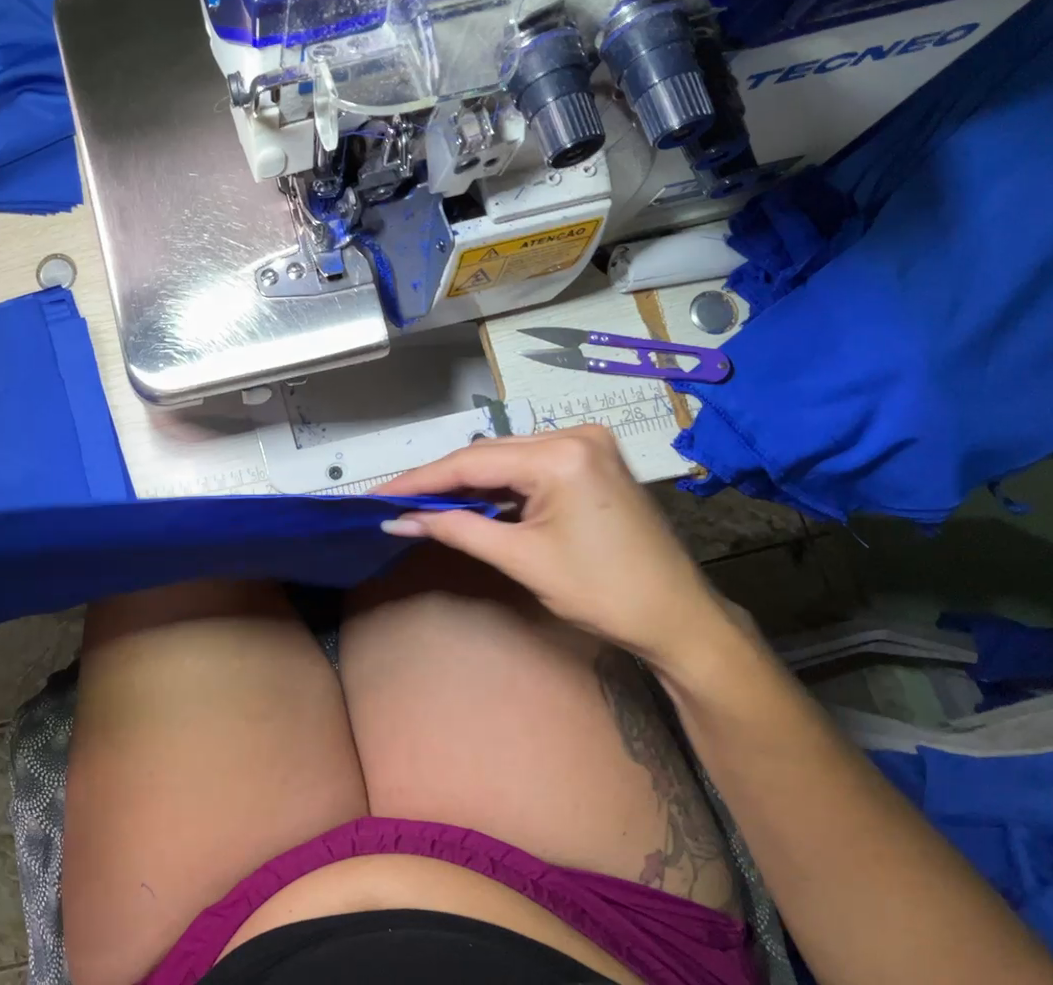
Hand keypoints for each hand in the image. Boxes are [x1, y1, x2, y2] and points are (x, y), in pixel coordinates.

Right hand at [378, 426, 747, 673]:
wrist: (676, 616)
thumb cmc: (602, 592)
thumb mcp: (520, 559)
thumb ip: (456, 529)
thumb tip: (398, 520)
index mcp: (561, 456)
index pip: (469, 462)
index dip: (417, 481)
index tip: (375, 495)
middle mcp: (575, 436)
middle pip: (485, 454)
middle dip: (439, 480)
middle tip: (393, 503)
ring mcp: (588, 445)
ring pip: (505, 457)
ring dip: (466, 481)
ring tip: (421, 503)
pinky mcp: (592, 461)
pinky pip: (528, 465)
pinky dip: (497, 484)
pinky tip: (468, 500)